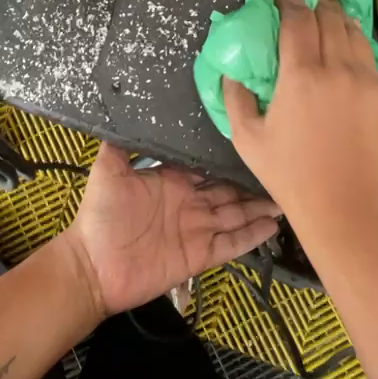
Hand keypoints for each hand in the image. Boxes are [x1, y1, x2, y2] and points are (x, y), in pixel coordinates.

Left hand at [58, 145, 281, 317]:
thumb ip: (120, 145)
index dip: (224, 158)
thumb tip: (124, 112)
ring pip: (234, 215)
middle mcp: (188, 203)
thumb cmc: (99, 217)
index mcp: (170, 181)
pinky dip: (252, 235)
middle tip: (278, 167)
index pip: (204, 167)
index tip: (248, 142)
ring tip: (284, 195)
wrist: (93, 266)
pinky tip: (273, 225)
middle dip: (249, 182)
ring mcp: (196, 230)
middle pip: (227, 190)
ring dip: (257, 207)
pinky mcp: (199, 255)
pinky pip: (231, 244)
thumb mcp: (107, 172)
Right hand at [222, 0, 377, 233]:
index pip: (296, 18)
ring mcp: (363, 80)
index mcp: (300, 75)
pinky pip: (367, 51)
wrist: (346, 210)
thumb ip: (235, 96)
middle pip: (327, 16)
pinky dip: (354, 33)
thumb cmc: (290, 175)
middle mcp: (336, 68)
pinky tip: (347, 31)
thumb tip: (233, 69)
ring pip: (351, 29)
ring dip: (336, 10)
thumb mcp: (247, 138)